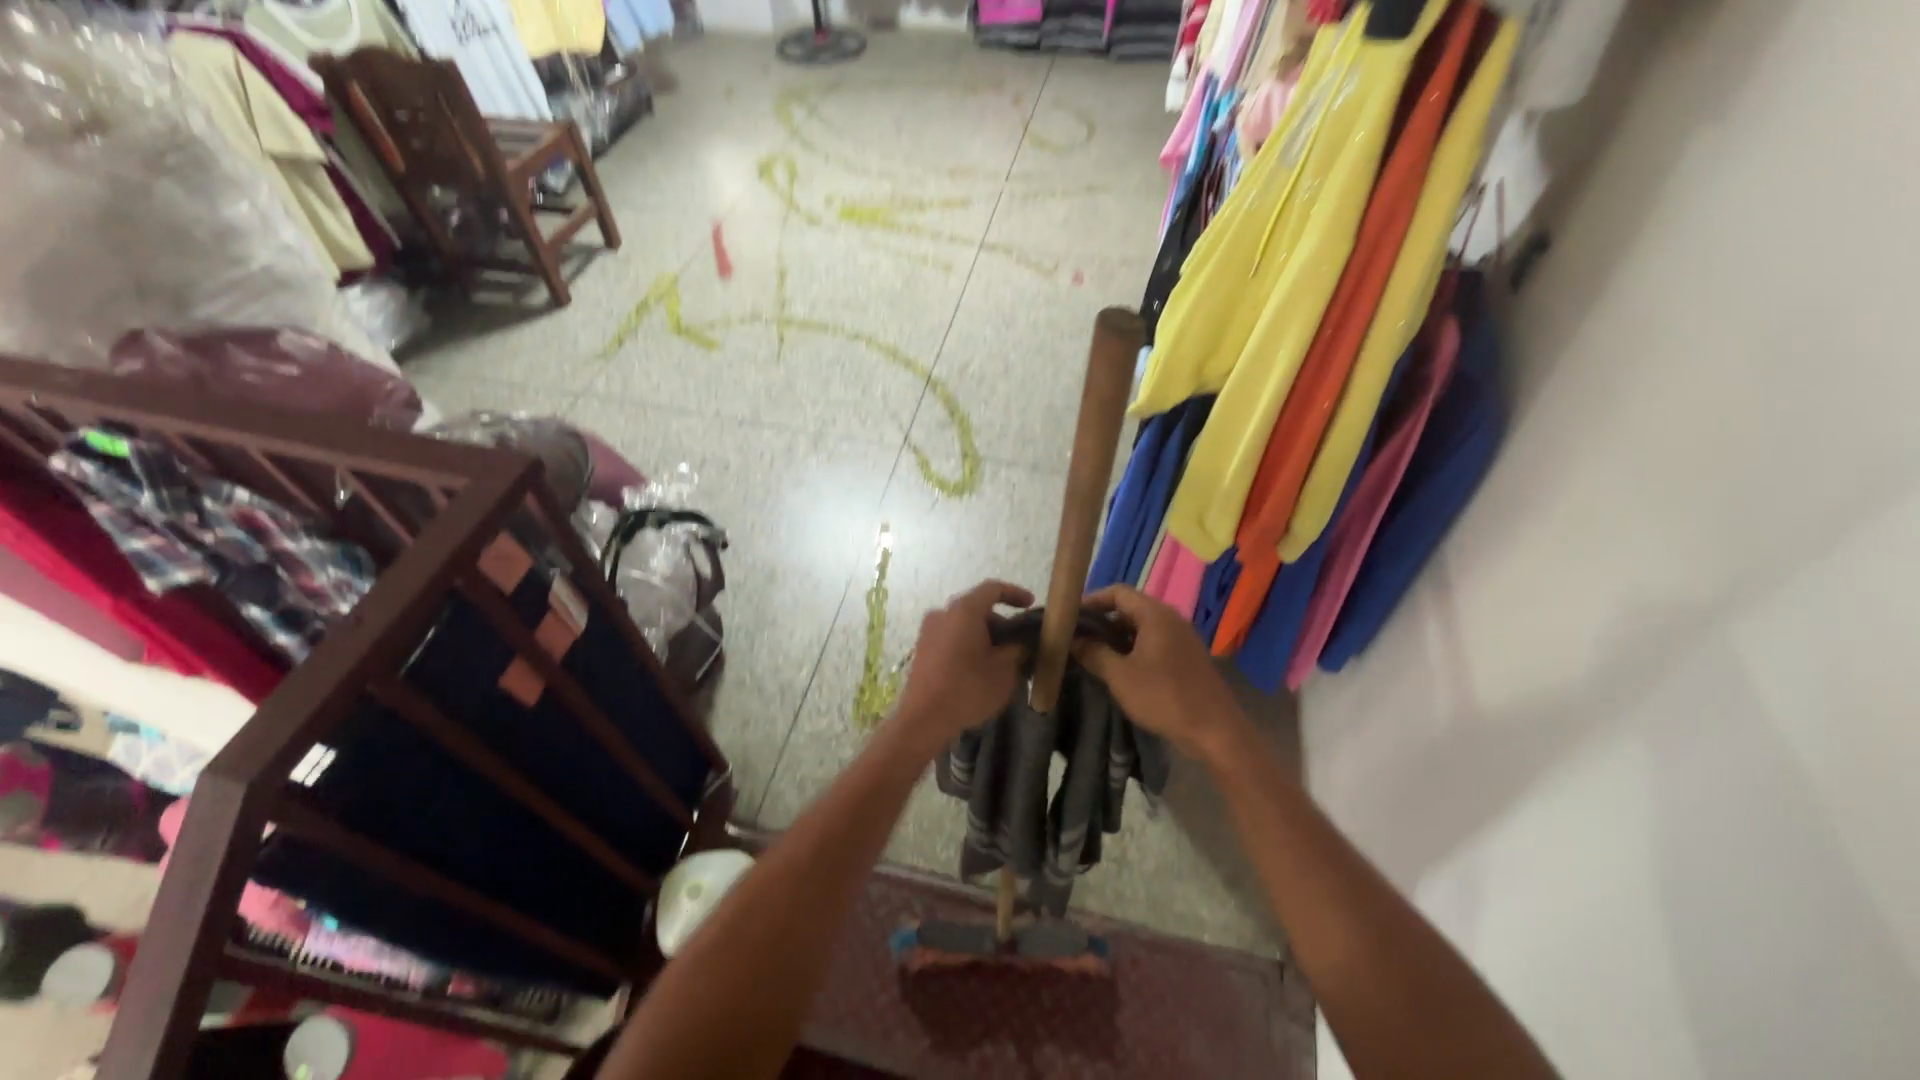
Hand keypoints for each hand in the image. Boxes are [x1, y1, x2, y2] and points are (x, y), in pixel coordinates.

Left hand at [890, 580, 1034, 752]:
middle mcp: (942, 613)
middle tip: (1017, 642)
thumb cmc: (969, 689)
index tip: (1030, 604)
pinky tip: (979, 668)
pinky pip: (950, 638)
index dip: (1014, 593)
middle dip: (1000, 622)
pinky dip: (967, 645)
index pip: (992, 589)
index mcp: (964, 610)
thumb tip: (1018, 645)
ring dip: (983, 636)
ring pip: (963, 625)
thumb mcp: (1004, 670)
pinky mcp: (922, 650)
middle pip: (976, 608)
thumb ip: (1016, 650)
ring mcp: (928, 631)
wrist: (924, 718)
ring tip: (1000, 659)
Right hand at [1074, 584, 1249, 765]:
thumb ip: (1094, 653)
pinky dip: (1132, 649)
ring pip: (1141, 627)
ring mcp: (1181, 638)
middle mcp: (1170, 619)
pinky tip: (1118, 669)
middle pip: (1129, 608)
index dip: (1091, 601)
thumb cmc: (1164, 697)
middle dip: (1101, 621)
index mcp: (1155, 615)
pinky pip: (1153, 642)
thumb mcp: (1120, 676)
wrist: (1214, 730)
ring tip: (1091, 654)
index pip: (1118, 592)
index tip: (1070, 617)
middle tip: (1076, 637)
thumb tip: (1073, 640)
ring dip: (1116, 637)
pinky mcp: (1185, 657)